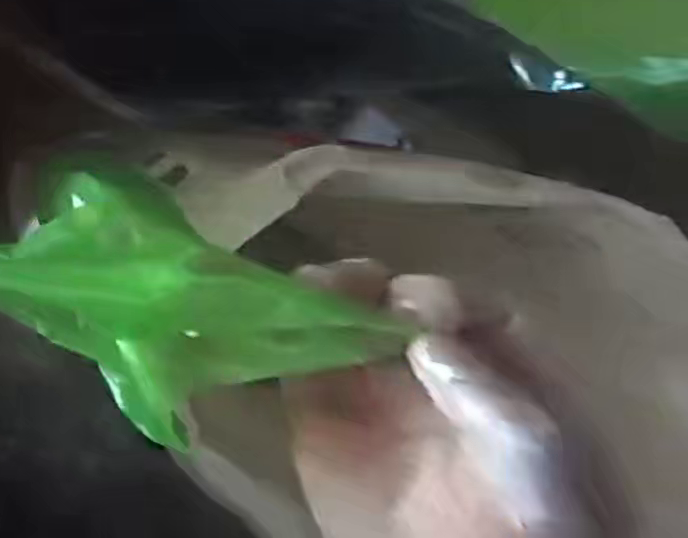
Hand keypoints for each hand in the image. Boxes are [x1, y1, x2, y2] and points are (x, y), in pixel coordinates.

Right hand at [284, 260, 612, 537]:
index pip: (464, 309)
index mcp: (492, 377)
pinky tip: (263, 314)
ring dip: (312, 293)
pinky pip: (288, 347)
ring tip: (299, 297)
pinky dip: (272, 323)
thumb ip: (493, 404)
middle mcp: (423, 368)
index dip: (435, 298)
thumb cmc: (521, 528)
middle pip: (386, 300)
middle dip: (363, 285)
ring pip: (331, 312)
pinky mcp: (309, 398)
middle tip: (345, 290)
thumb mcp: (536, 471)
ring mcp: (363, 381)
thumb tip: (422, 338)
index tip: (410, 310)